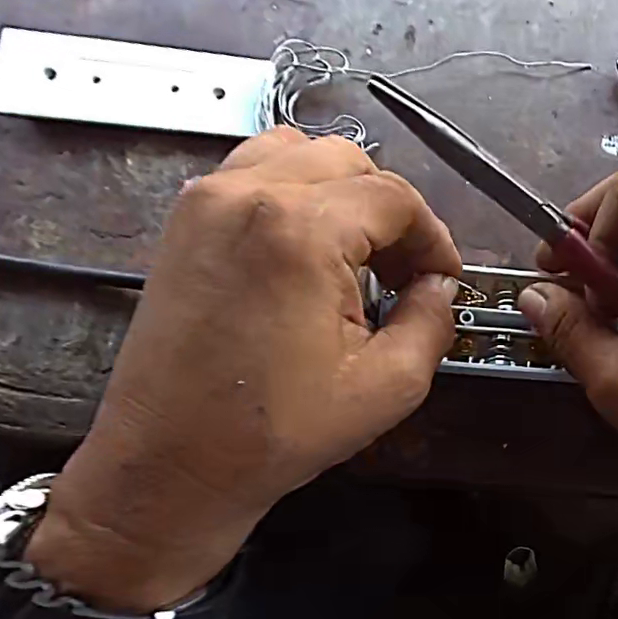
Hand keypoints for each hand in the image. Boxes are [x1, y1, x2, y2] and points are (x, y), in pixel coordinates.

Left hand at [25, 128, 462, 610]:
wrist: (173, 463)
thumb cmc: (282, 429)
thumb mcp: (391, 385)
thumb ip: (433, 320)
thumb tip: (440, 286)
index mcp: (300, 232)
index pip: (394, 198)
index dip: (435, 238)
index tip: (444, 281)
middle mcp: (246, 196)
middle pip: (350, 163)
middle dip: (395, 213)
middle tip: (407, 272)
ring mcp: (205, 202)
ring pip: (300, 155)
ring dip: (346, 196)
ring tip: (360, 257)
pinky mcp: (185, 222)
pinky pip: (256, 174)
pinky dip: (299, 196)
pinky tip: (313, 253)